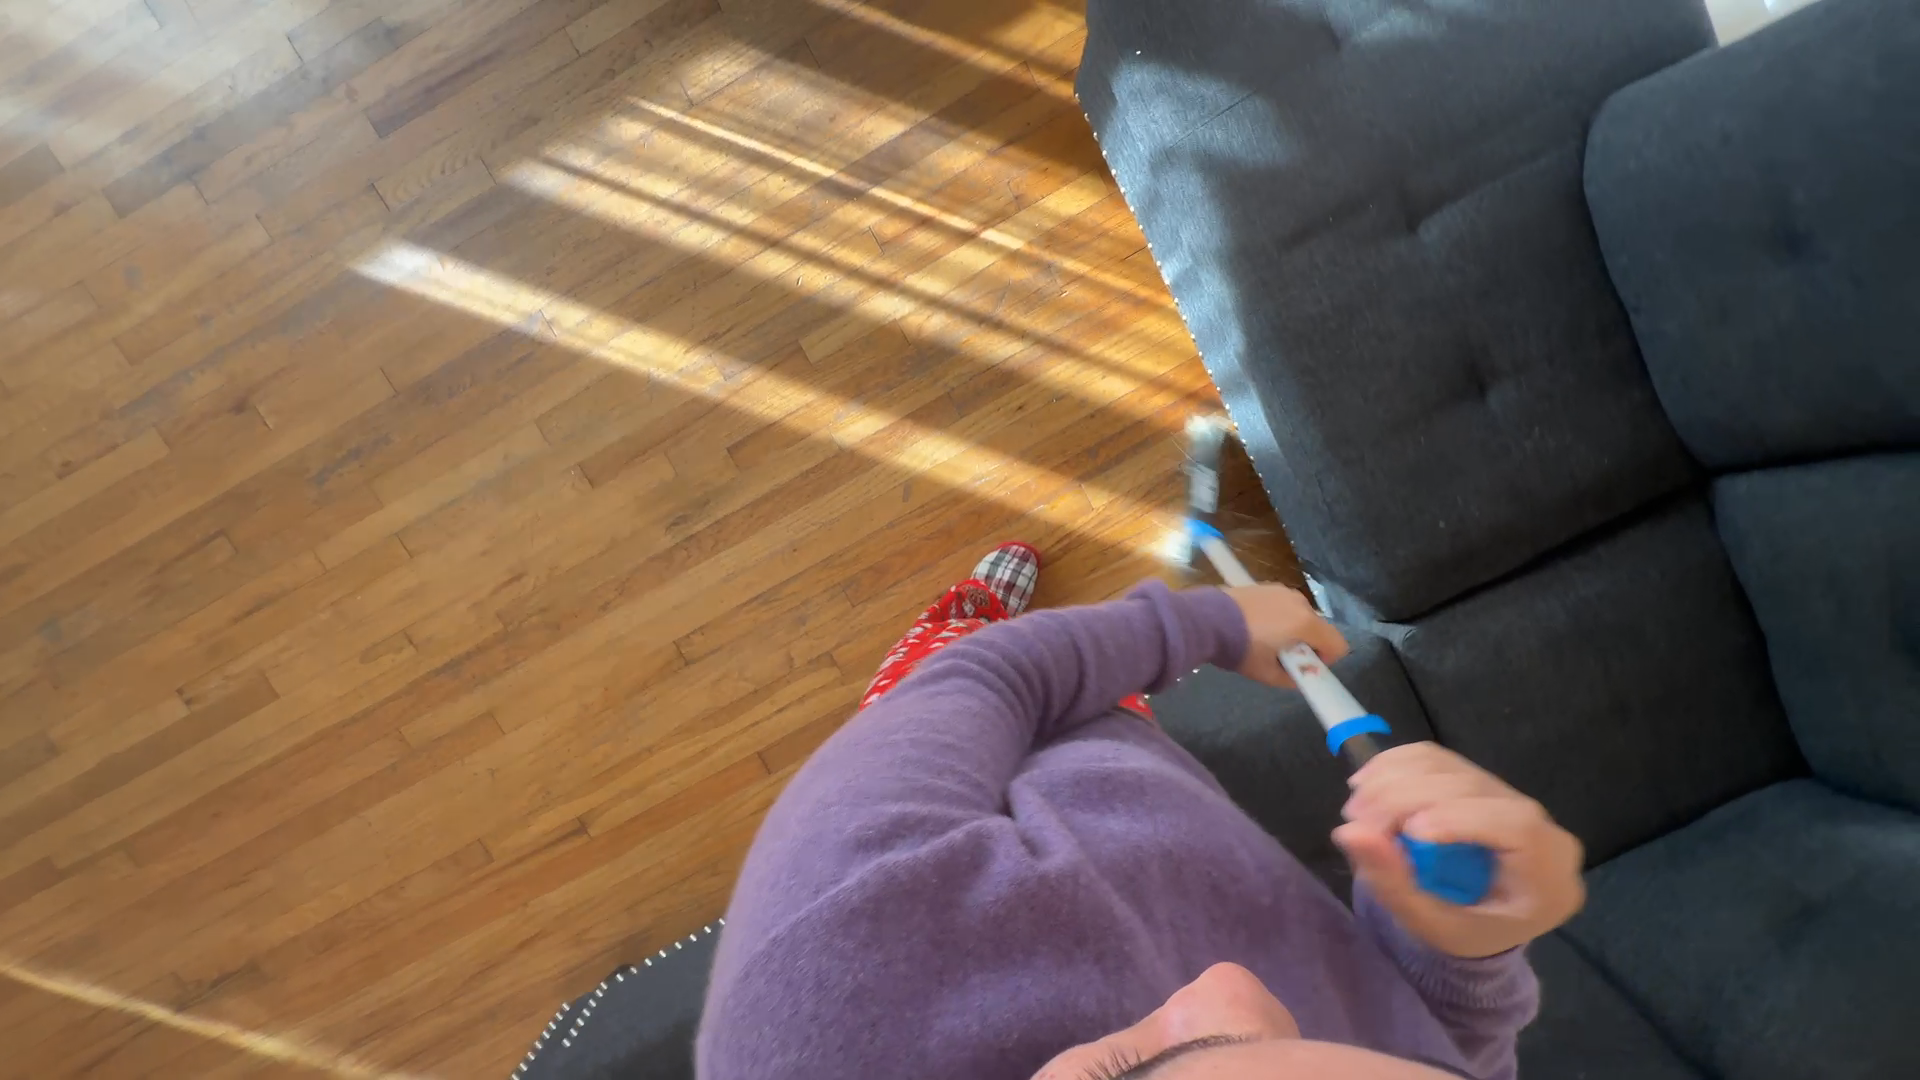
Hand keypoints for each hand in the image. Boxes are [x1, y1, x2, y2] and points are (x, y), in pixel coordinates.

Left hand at [1224, 585, 1347, 687]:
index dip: (1326, 659)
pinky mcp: (1264, 586)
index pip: (1338, 644)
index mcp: (1306, 623)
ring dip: (1291, 628)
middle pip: (1318, 628)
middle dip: (1306, 643)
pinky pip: (1282, 605)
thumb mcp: (1267, 674)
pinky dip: (1277, 616)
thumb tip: (1300, 677)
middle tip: (1280, 656)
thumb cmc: (1240, 649)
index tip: (1303, 666)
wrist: (1205, 619)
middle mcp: (1299, 602)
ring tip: (1263, 639)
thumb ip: (1292, 679)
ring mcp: (1281, 590)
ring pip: (1299, 614)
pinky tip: (1254, 624)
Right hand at [1334, 743, 1583, 957]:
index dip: (1461, 817)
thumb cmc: (1458, 930)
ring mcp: (1504, 796)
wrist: (1468, 918)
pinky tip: (1365, 786)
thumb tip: (1349, 832)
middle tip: (1356, 818)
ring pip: (1445, 765)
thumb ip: (1393, 881)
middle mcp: (1538, 827)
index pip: (1518, 827)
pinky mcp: (1473, 778)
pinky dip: (1391, 765)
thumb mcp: (1427, 923)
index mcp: (1546, 877)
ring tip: (1355, 808)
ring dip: (1390, 778)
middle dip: (1404, 797)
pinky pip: (1431, 757)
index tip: (1409, 832)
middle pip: (1470, 787)